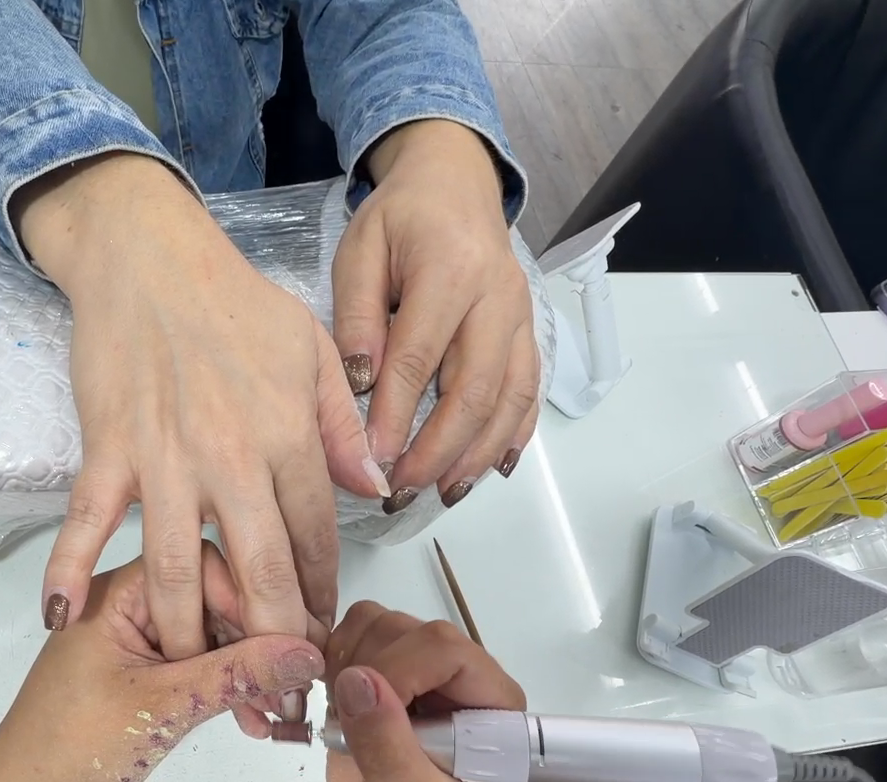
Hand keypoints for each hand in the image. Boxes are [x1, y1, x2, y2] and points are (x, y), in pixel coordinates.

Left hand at [0, 543, 325, 781]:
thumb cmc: (78, 744)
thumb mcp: (164, 707)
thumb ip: (235, 676)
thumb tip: (309, 654)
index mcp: (122, 590)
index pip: (203, 566)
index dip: (249, 602)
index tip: (286, 645)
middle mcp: (132, 601)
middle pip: (212, 601)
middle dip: (252, 645)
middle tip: (291, 688)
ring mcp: (139, 635)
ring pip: (210, 636)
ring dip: (242, 673)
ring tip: (273, 713)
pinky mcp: (145, 666)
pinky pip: (197, 662)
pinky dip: (223, 687)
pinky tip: (251, 717)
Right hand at [17, 153, 387, 664]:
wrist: (149, 259)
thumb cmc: (235, 303)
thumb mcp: (311, 349)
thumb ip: (341, 424)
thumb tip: (374, 486)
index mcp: (286, 434)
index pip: (313, 535)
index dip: (319, 593)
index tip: (318, 634)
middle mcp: (229, 458)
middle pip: (257, 568)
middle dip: (270, 639)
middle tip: (274, 692)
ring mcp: (162, 460)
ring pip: (175, 566)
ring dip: (186, 631)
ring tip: (193, 680)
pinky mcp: (106, 452)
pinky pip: (86, 521)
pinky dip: (69, 569)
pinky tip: (61, 619)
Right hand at [323, 601, 521, 781]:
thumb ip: (389, 747)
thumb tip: (356, 680)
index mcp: (488, 702)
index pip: (442, 648)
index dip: (396, 671)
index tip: (364, 718)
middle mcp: (456, 675)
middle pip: (404, 629)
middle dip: (364, 669)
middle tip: (348, 724)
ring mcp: (416, 670)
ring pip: (373, 624)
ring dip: (343, 661)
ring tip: (343, 717)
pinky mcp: (381, 672)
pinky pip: (350, 635)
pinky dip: (330, 658)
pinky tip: (333, 703)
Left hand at [333, 120, 540, 512]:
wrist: (455, 183)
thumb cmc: (399, 219)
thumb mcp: (360, 253)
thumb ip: (358, 317)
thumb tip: (362, 384)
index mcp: (449, 272)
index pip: (419, 358)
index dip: (397, 415)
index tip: (375, 460)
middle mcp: (497, 298)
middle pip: (473, 388)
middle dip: (439, 448)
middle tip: (405, 490)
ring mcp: (520, 316)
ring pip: (508, 397)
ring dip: (478, 452)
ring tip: (446, 492)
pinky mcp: (527, 331)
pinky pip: (529, 389)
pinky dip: (513, 432)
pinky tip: (494, 467)